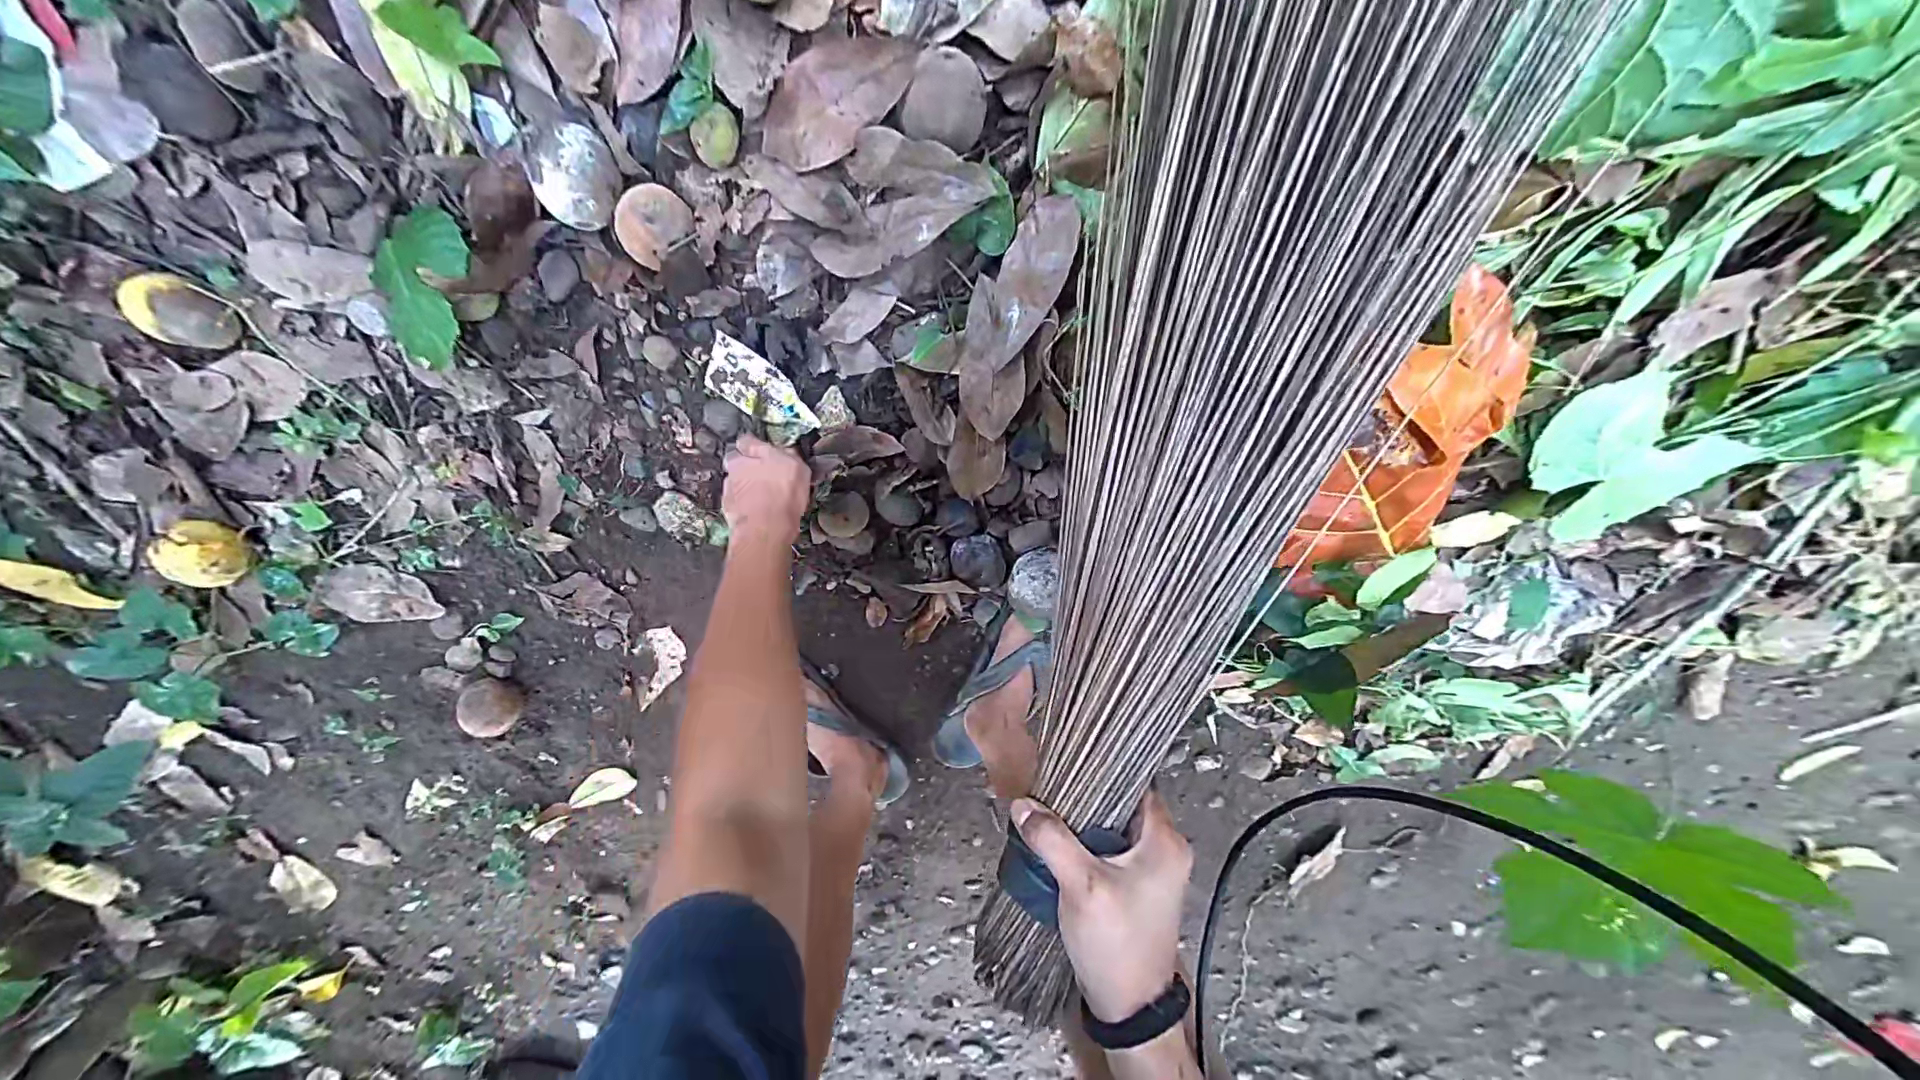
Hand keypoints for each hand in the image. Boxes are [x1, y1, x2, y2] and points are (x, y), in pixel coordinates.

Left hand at [721, 435, 808, 547]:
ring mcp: (728, 486)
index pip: (747, 440)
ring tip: (760, 498)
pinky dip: (742, 503)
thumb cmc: (785, 494)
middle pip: (736, 460)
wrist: (766, 528)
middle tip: (762, 477)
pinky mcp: (726, 506)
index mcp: (753, 451)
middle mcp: (736, 465)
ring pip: (734, 480)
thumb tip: (788, 452)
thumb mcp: (799, 469)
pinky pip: (734, 499)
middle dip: (745, 466)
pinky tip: (754, 511)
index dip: (754, 446)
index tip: (763, 453)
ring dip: (743, 485)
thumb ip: (791, 457)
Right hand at [1010, 789, 1192, 1022]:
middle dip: (1084, 796)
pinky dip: (1087, 841)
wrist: (1128, 1008)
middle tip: (1050, 788)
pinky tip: (1060, 841)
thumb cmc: (1115, 944)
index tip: (1067, 762)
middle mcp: (1166, 848)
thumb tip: (1023, 805)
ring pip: (1112, 824)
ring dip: (1082, 821)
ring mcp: (1153, 868)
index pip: (1134, 781)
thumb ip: (1052, 840)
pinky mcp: (1137, 884)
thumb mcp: (1081, 886)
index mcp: (1166, 840)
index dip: (1099, 769)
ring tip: (1049, 811)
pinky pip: (1111, 846)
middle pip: (1121, 802)